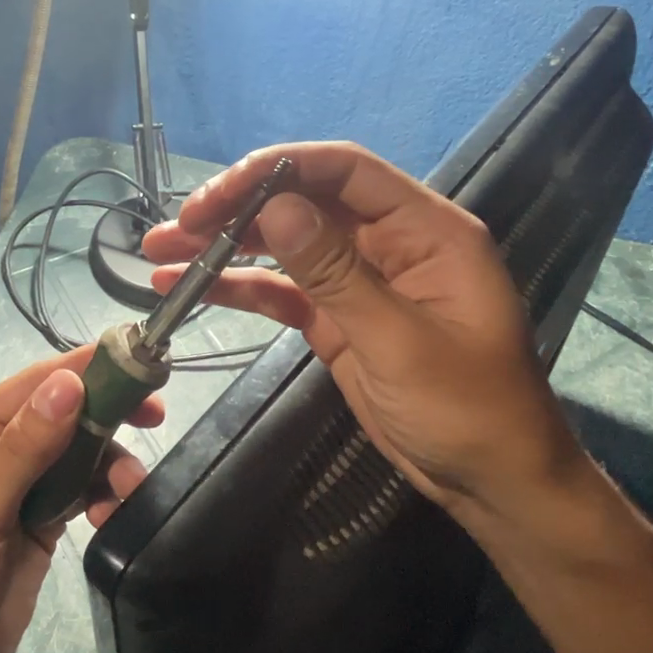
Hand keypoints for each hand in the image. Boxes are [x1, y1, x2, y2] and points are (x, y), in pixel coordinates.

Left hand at [0, 348, 161, 652]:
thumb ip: (25, 448)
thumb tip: (68, 382)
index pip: (32, 386)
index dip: (82, 372)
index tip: (134, 364)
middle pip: (62, 412)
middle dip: (106, 414)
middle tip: (156, 414)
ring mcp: (23, 483)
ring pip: (80, 451)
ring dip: (111, 464)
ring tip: (132, 490)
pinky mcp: (44, 516)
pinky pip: (84, 487)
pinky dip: (104, 494)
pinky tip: (110, 516)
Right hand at [143, 141, 584, 520]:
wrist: (491, 483)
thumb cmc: (468, 411)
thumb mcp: (400, 343)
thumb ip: (336, 273)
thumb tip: (274, 208)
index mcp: (424, 231)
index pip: (345, 171)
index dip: (278, 169)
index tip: (219, 192)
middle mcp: (388, 243)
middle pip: (304, 202)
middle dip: (237, 207)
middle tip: (177, 224)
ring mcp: (358, 280)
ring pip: (283, 244)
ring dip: (224, 245)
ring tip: (160, 250)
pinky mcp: (335, 318)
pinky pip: (281, 290)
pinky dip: (237, 287)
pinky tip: (187, 287)